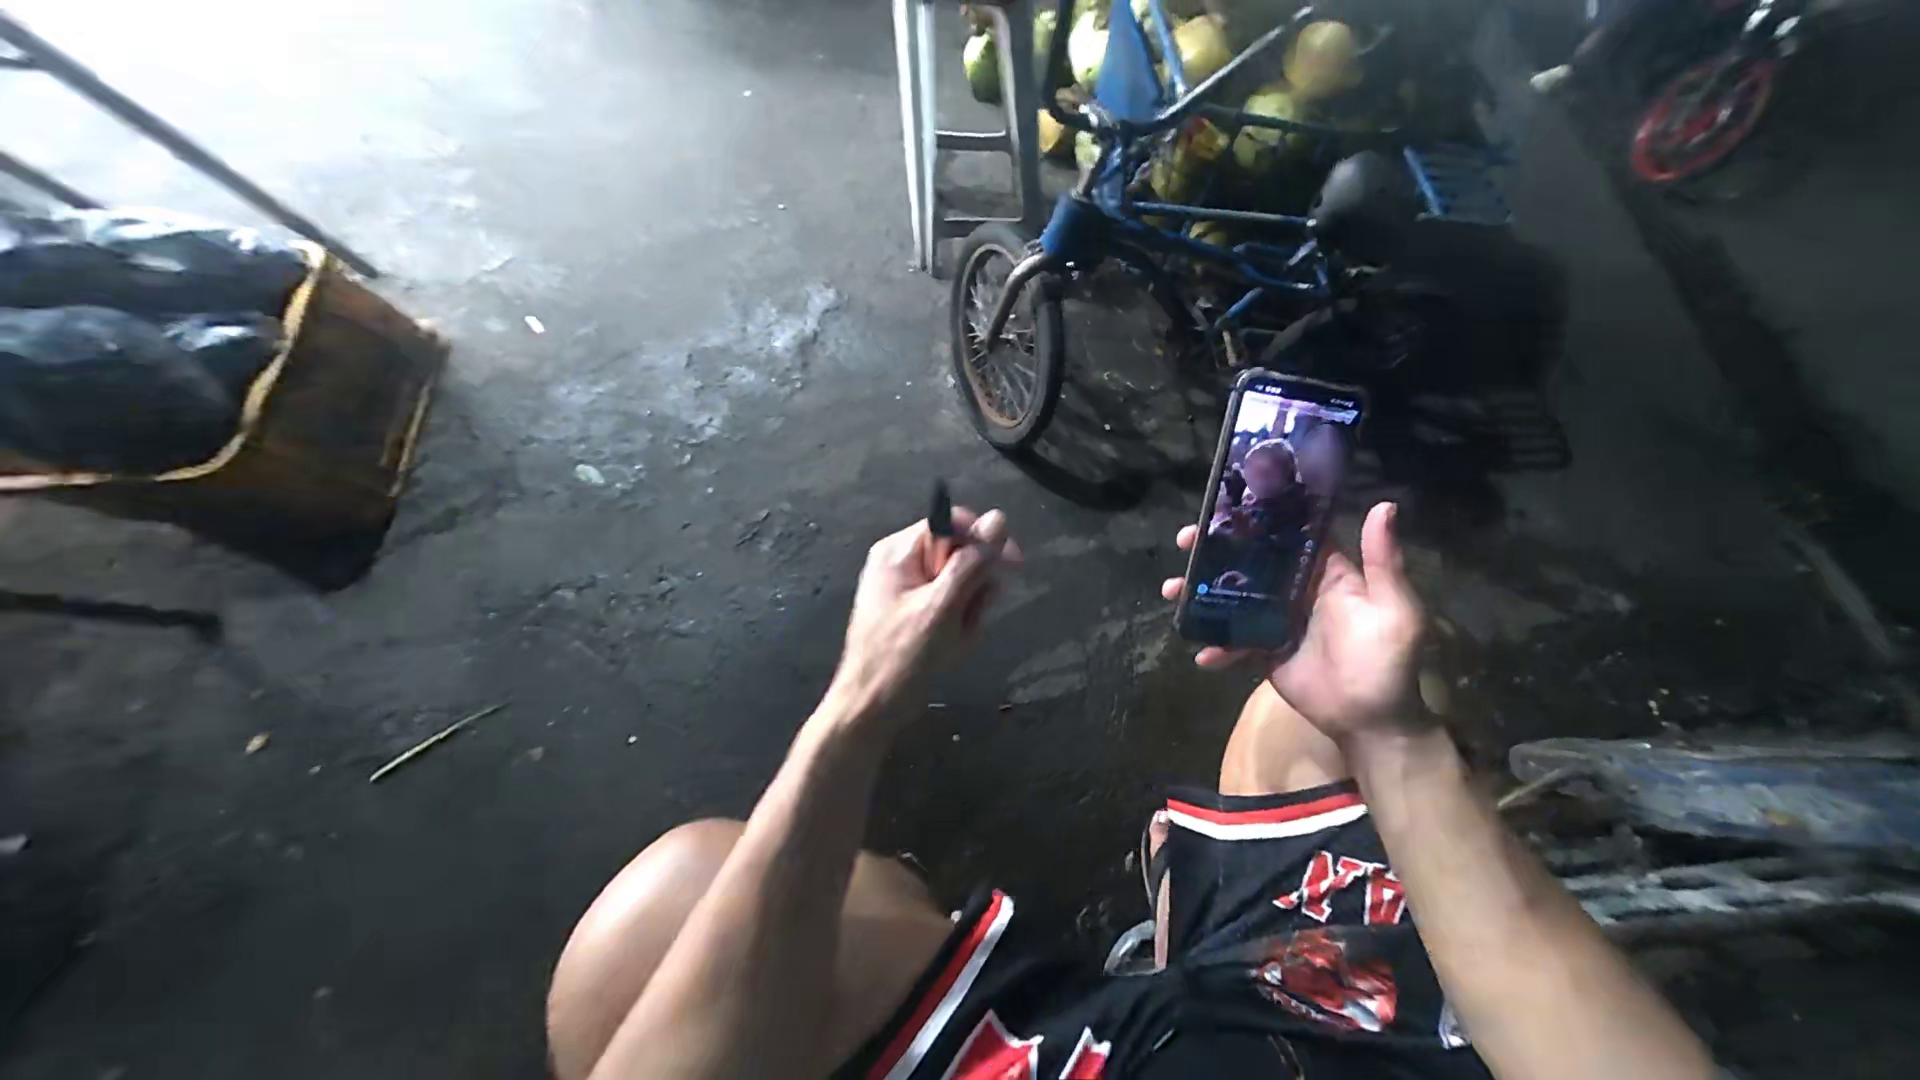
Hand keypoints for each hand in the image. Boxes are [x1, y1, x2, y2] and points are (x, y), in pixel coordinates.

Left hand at [827, 507, 1020, 724]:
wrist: (870, 709)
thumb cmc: (901, 657)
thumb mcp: (942, 607)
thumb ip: (972, 562)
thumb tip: (999, 519)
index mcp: (899, 550)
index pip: (953, 523)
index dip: (984, 541)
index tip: (1010, 565)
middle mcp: (902, 562)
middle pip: (960, 554)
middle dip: (975, 587)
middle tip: (970, 617)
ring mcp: (907, 589)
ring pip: (960, 583)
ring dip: (969, 610)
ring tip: (956, 638)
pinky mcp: (914, 613)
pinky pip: (950, 605)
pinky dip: (959, 624)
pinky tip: (950, 646)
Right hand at [1161, 501, 1424, 743]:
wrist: (1370, 721)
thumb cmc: (1388, 661)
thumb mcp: (1394, 608)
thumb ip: (1383, 561)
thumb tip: (1384, 504)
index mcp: (1323, 572)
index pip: (1285, 535)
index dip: (1254, 518)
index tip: (1222, 508)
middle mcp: (1293, 590)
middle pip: (1247, 562)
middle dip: (1212, 550)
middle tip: (1184, 543)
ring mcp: (1273, 620)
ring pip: (1230, 598)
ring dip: (1199, 593)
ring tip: (1172, 592)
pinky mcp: (1261, 650)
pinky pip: (1232, 641)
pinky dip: (1215, 646)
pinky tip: (1203, 653)